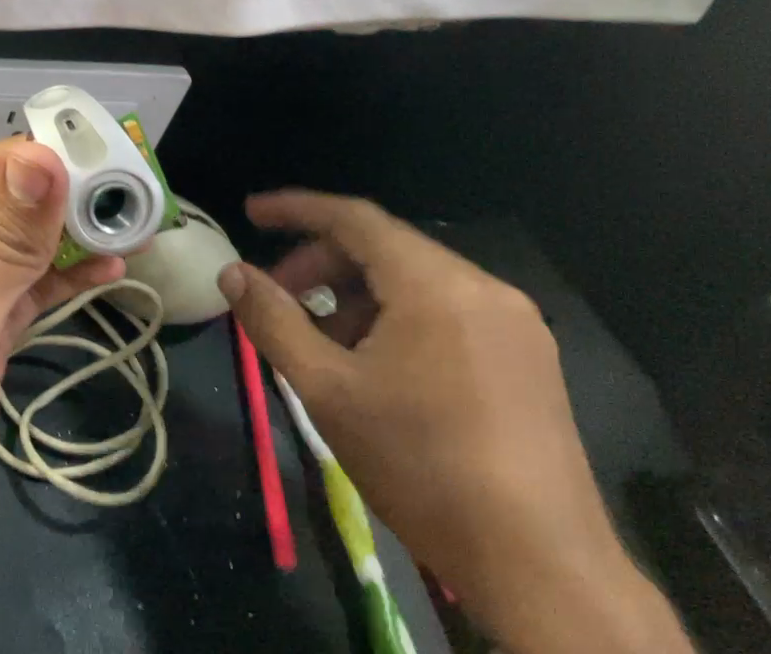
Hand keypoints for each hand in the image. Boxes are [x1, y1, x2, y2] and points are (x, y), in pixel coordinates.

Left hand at [0, 140, 123, 652]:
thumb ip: (5, 240)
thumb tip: (43, 157)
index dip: (6, 160)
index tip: (75, 153)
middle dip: (40, 199)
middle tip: (112, 184)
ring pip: (3, 254)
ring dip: (57, 240)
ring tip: (123, 222)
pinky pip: (17, 297)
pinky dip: (58, 283)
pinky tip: (106, 269)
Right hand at [220, 190, 689, 653]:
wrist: (537, 561)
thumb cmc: (419, 463)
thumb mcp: (326, 389)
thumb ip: (272, 320)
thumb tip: (233, 272)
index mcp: (438, 286)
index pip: (356, 219)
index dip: (296, 209)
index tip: (250, 212)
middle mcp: (485, 290)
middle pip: (385, 250)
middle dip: (321, 265)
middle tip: (275, 301)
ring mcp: (516, 327)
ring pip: (415, 284)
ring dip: (355, 297)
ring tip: (319, 345)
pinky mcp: (527, 362)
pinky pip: (446, 314)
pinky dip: (395, 320)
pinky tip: (371, 367)